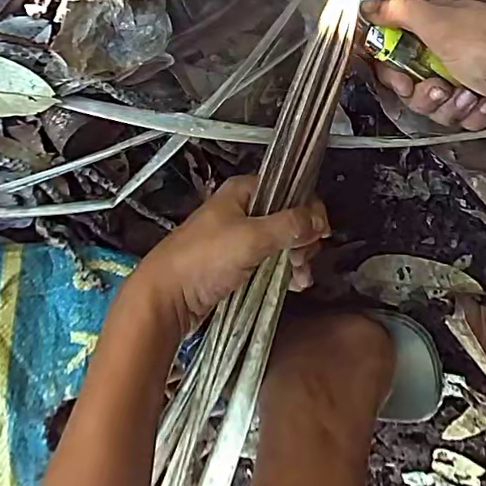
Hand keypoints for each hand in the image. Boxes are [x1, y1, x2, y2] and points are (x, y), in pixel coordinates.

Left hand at [131, 175, 328, 333]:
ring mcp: (239, 235)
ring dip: (296, 258)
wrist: (166, 297)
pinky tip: (292, 285)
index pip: (288, 189)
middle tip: (304, 261)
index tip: (318, 234)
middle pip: (288, 216)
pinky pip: (270, 259)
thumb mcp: (250, 238)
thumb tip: (319, 220)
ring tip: (300, 279)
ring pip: (281, 240)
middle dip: (303, 239)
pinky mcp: (237, 261)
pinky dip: (284, 271)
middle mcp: (242, 208)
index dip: (308, 210)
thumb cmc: (203, 260)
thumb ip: (288, 226)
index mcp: (242, 191)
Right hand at [362, 0, 485, 131]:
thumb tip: (369, 5)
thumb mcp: (438, 21)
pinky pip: (456, 116)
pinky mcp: (479, 100)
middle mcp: (448, 47)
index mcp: (436, 23)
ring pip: (431, 101)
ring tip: (467, 93)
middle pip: (408, 78)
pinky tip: (484, 102)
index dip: (388, 63)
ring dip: (447, 103)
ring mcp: (464, 74)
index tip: (395, 73)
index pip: (394, 43)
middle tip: (435, 87)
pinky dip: (468, 113)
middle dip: (419, 90)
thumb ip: (398, 10)